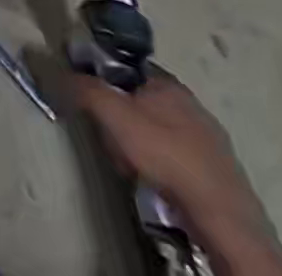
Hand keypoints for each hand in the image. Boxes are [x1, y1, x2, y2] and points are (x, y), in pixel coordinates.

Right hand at [70, 69, 258, 223]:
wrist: (219, 213)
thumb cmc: (164, 153)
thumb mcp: (113, 114)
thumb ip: (85, 89)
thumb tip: (62, 73)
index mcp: (168, 83)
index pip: (127, 69)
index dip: (105, 83)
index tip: (93, 103)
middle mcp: (191, 103)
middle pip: (139, 102)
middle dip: (119, 120)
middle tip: (111, 141)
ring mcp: (207, 137)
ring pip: (156, 130)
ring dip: (137, 144)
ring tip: (131, 167)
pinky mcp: (215, 168)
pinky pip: (174, 155)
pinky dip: (160, 164)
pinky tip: (155, 181)